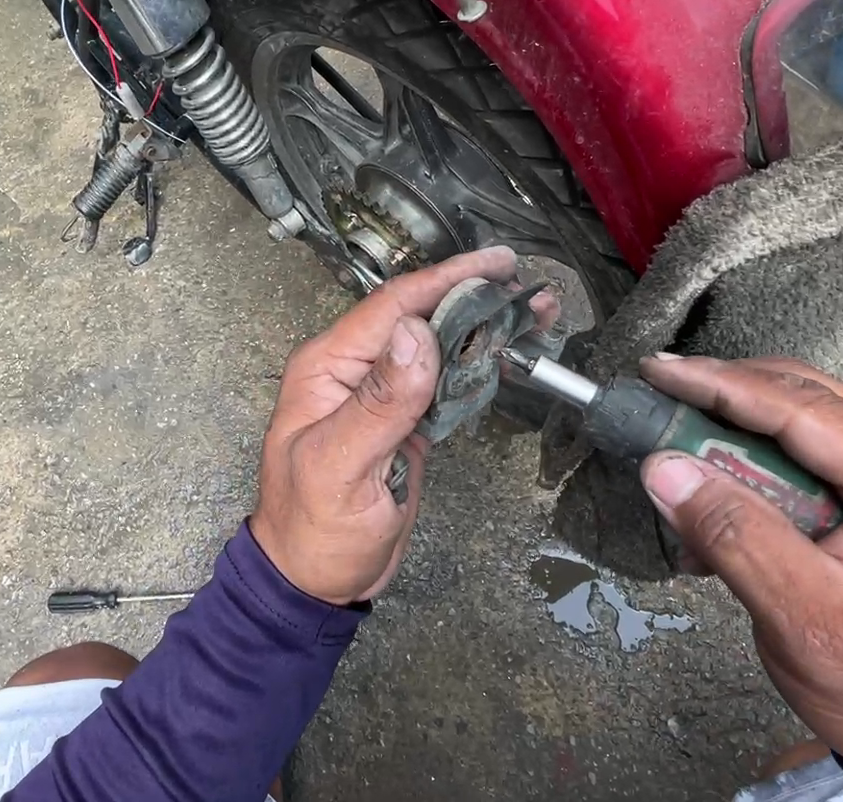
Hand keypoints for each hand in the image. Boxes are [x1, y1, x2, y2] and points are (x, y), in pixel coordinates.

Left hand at [250, 247, 553, 604]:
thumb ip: (378, 403)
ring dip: (482, 329)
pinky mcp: (404, 421)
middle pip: (418, 318)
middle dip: (472, 298)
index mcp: (327, 367)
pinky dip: (477, 368)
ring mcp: (381, 394)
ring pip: (435, 347)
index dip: (445, 280)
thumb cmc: (311, 528)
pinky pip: (443, 383)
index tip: (495, 264)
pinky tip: (508, 355)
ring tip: (531, 314)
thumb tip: (415, 334)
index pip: (391, 308)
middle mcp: (353, 370)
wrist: (314, 578)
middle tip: (528, 289)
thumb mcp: (339, 468)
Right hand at [637, 356, 842, 801]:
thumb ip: (734, 536)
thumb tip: (661, 466)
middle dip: (724, 401)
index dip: (722, 384)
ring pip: (806, 423)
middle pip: (809, 401)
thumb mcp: (809, 625)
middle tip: (654, 407)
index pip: (808, 411)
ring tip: (679, 466)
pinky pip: (814, 456)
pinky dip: (756, 469)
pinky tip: (721, 504)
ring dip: (736, 439)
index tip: (654, 370)